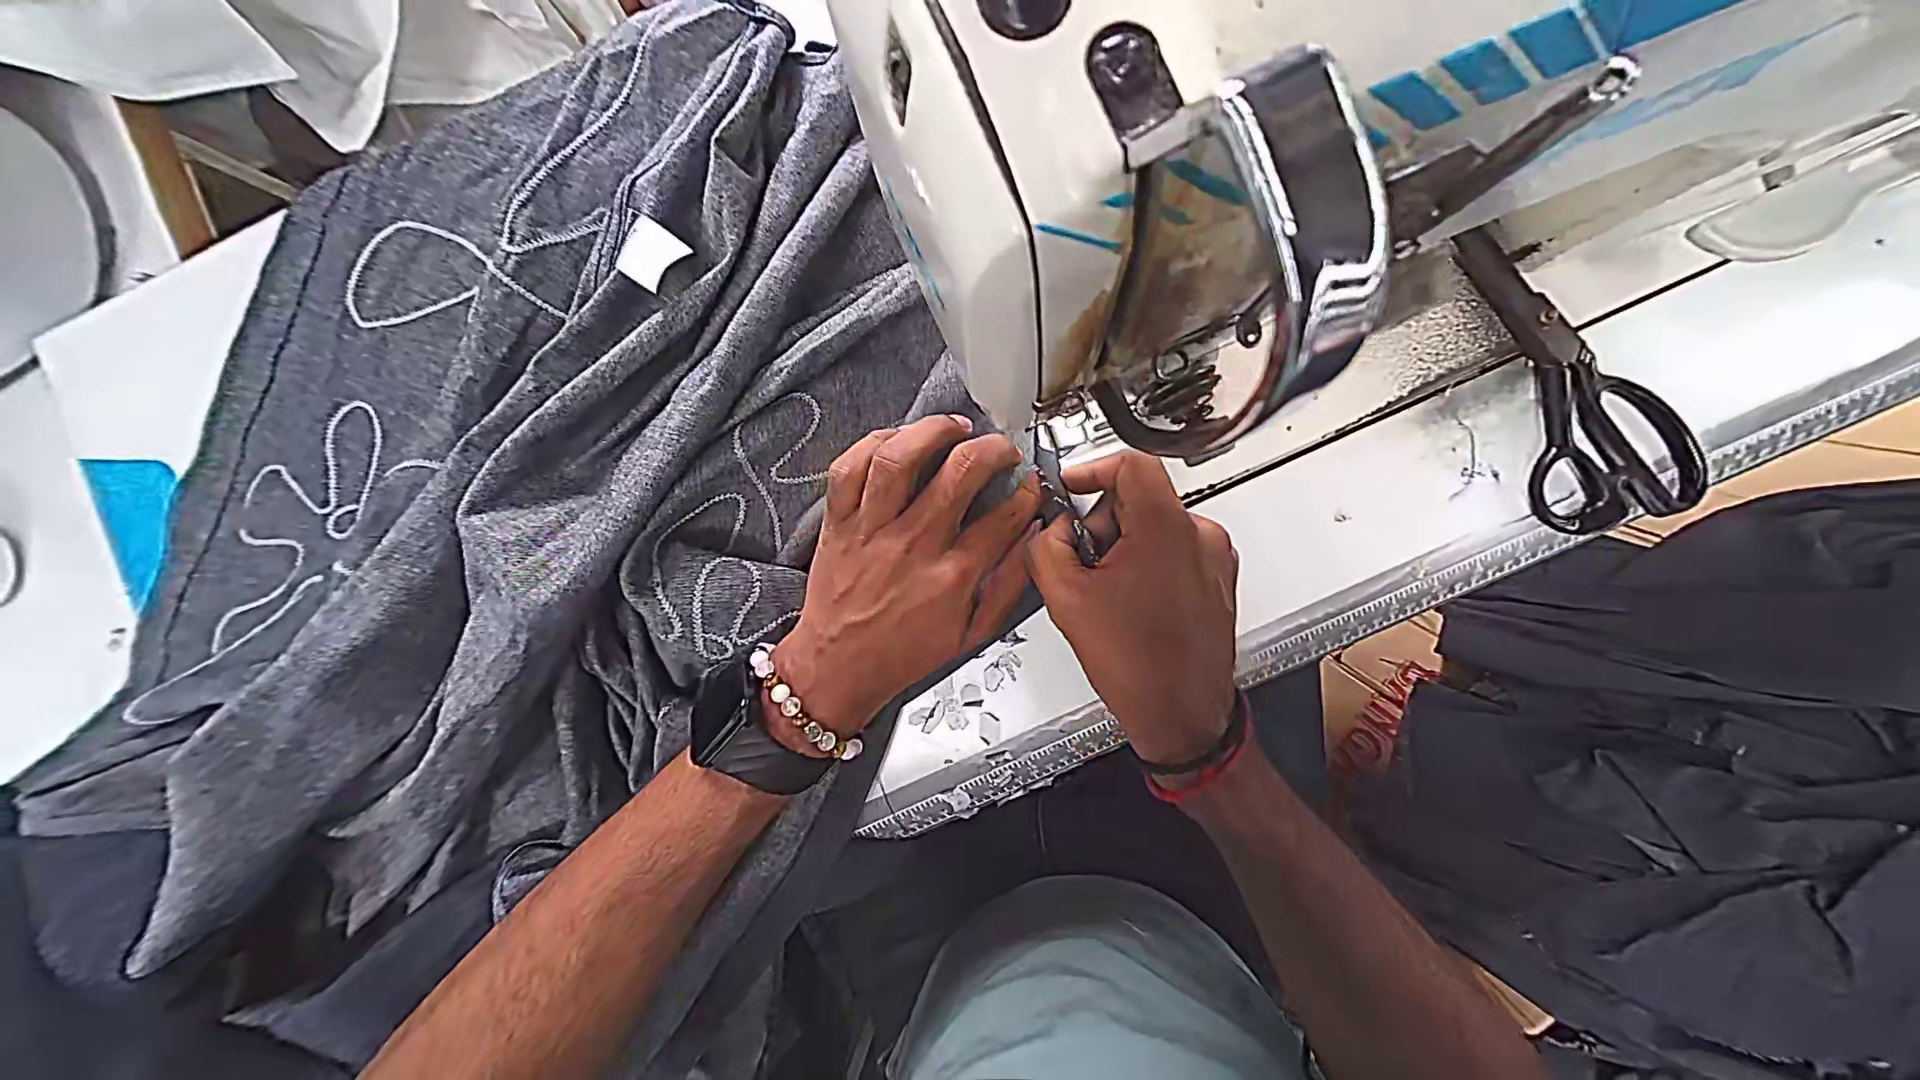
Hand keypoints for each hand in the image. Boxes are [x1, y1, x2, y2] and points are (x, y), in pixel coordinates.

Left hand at [775, 415, 1042, 738]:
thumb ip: (1008, 585)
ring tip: (953, 428)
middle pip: (960, 473)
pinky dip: (873, 443)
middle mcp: (912, 546)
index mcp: (951, 577)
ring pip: (900, 459)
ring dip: (934, 432)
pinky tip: (897, 440)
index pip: (1004, 516)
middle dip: (992, 449)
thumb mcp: (971, 634)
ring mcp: (872, 531)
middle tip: (1000, 450)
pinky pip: (849, 469)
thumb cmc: (900, 654)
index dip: (1026, 492)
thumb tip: (1031, 542)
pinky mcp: (840, 524)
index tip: (1028, 483)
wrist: (838, 667)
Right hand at [1025, 450, 1237, 765]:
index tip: (1073, 485)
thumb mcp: (1066, 598)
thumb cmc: (1141, 668)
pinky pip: (1173, 551)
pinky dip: (1146, 564)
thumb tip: (1052, 529)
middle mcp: (1198, 536)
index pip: (1130, 464)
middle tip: (1082, 559)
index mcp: (1165, 528)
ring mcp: (1212, 559)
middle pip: (1139, 498)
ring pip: (1155, 526)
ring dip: (1123, 546)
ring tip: (1107, 592)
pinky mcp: (1216, 579)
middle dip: (1102, 523)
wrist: (1182, 713)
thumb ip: (1047, 546)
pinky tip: (1129, 602)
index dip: (1092, 469)